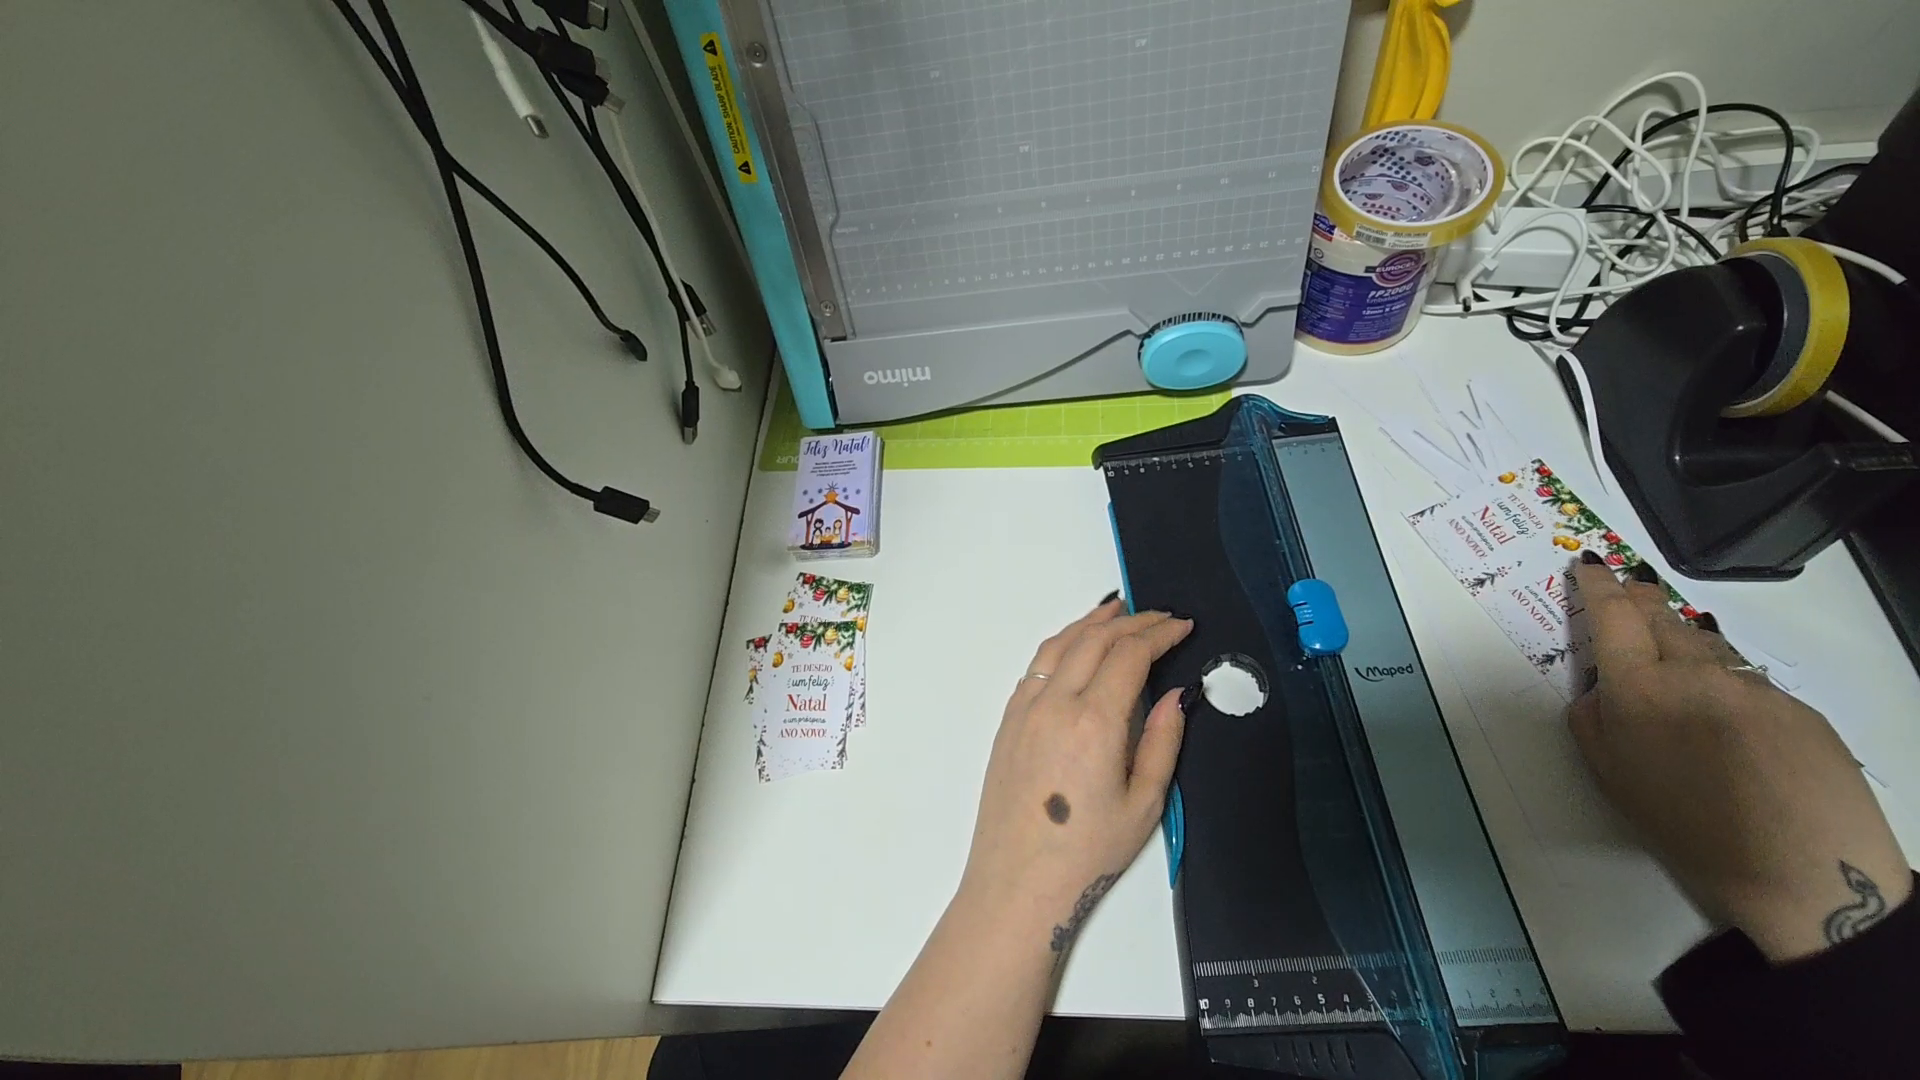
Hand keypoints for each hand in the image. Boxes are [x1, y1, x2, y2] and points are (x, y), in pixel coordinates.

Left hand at [958, 599, 1192, 961]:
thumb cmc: (1086, 851)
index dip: (1160, 633)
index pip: (1130, 654)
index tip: (1182, 626)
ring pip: (1059, 644)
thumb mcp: (1144, 804)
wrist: (1017, 881)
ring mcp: (1025, 709)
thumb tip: (1177, 694)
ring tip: (1117, 612)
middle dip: (1131, 620)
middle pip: (1095, 639)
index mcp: (1094, 721)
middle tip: (1159, 617)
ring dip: (1091, 622)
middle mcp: (1055, 704)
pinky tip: (1076, 648)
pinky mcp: (1008, 721)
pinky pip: (1037, 665)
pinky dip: (1062, 644)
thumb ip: (1163, 741)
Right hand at [1568, 559, 1909, 960]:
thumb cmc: (1681, 823)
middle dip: (1640, 597)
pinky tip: (1725, 714)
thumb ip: (1592, 717)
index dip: (1599, 584)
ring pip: (1708, 646)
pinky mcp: (1799, 709)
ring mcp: (1754, 687)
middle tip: (1628, 584)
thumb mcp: (1608, 771)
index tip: (1590, 564)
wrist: (1802, 872)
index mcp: (1639, 688)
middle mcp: (1696, 673)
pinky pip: (1747, 681)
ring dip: (1683, 637)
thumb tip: (1603, 688)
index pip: (1613, 616)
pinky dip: (1725, 681)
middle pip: (1663, 617)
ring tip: (1671, 648)